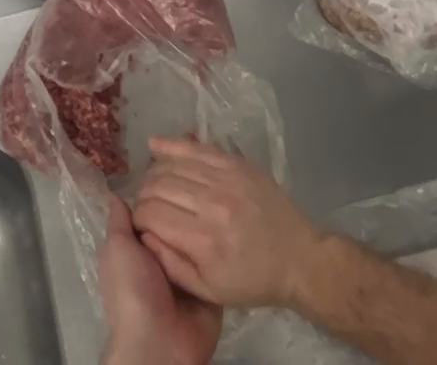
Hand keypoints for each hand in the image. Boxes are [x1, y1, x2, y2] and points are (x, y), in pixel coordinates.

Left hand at [99, 192, 222, 364]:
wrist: (161, 340)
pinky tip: (233, 229)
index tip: (174, 175)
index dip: (159, 198)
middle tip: (205, 186)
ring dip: (206, 231)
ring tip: (222, 202)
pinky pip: (216, 264)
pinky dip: (222, 252)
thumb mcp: (118, 249)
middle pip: (177, 227)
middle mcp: (163, 261)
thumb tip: (115, 193)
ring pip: (198, 242)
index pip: (152, 216)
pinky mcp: (210, 289)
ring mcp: (188, 275)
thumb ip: (119, 223)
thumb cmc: (133, 289)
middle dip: (186, 213)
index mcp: (139, 251)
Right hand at [131, 136, 326, 310]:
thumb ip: (170, 265)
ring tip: (153, 185)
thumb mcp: (208, 290)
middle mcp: (212, 203)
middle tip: (147, 206)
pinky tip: (155, 145)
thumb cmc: (252, 281)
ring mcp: (225, 178)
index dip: (138, 218)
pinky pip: (195, 148)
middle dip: (143, 195)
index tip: (141, 225)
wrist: (299, 259)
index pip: (151, 214)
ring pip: (173, 165)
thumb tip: (142, 235)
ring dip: (155, 173)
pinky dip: (172, 145)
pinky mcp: (236, 163)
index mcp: (203, 240)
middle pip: (157, 185)